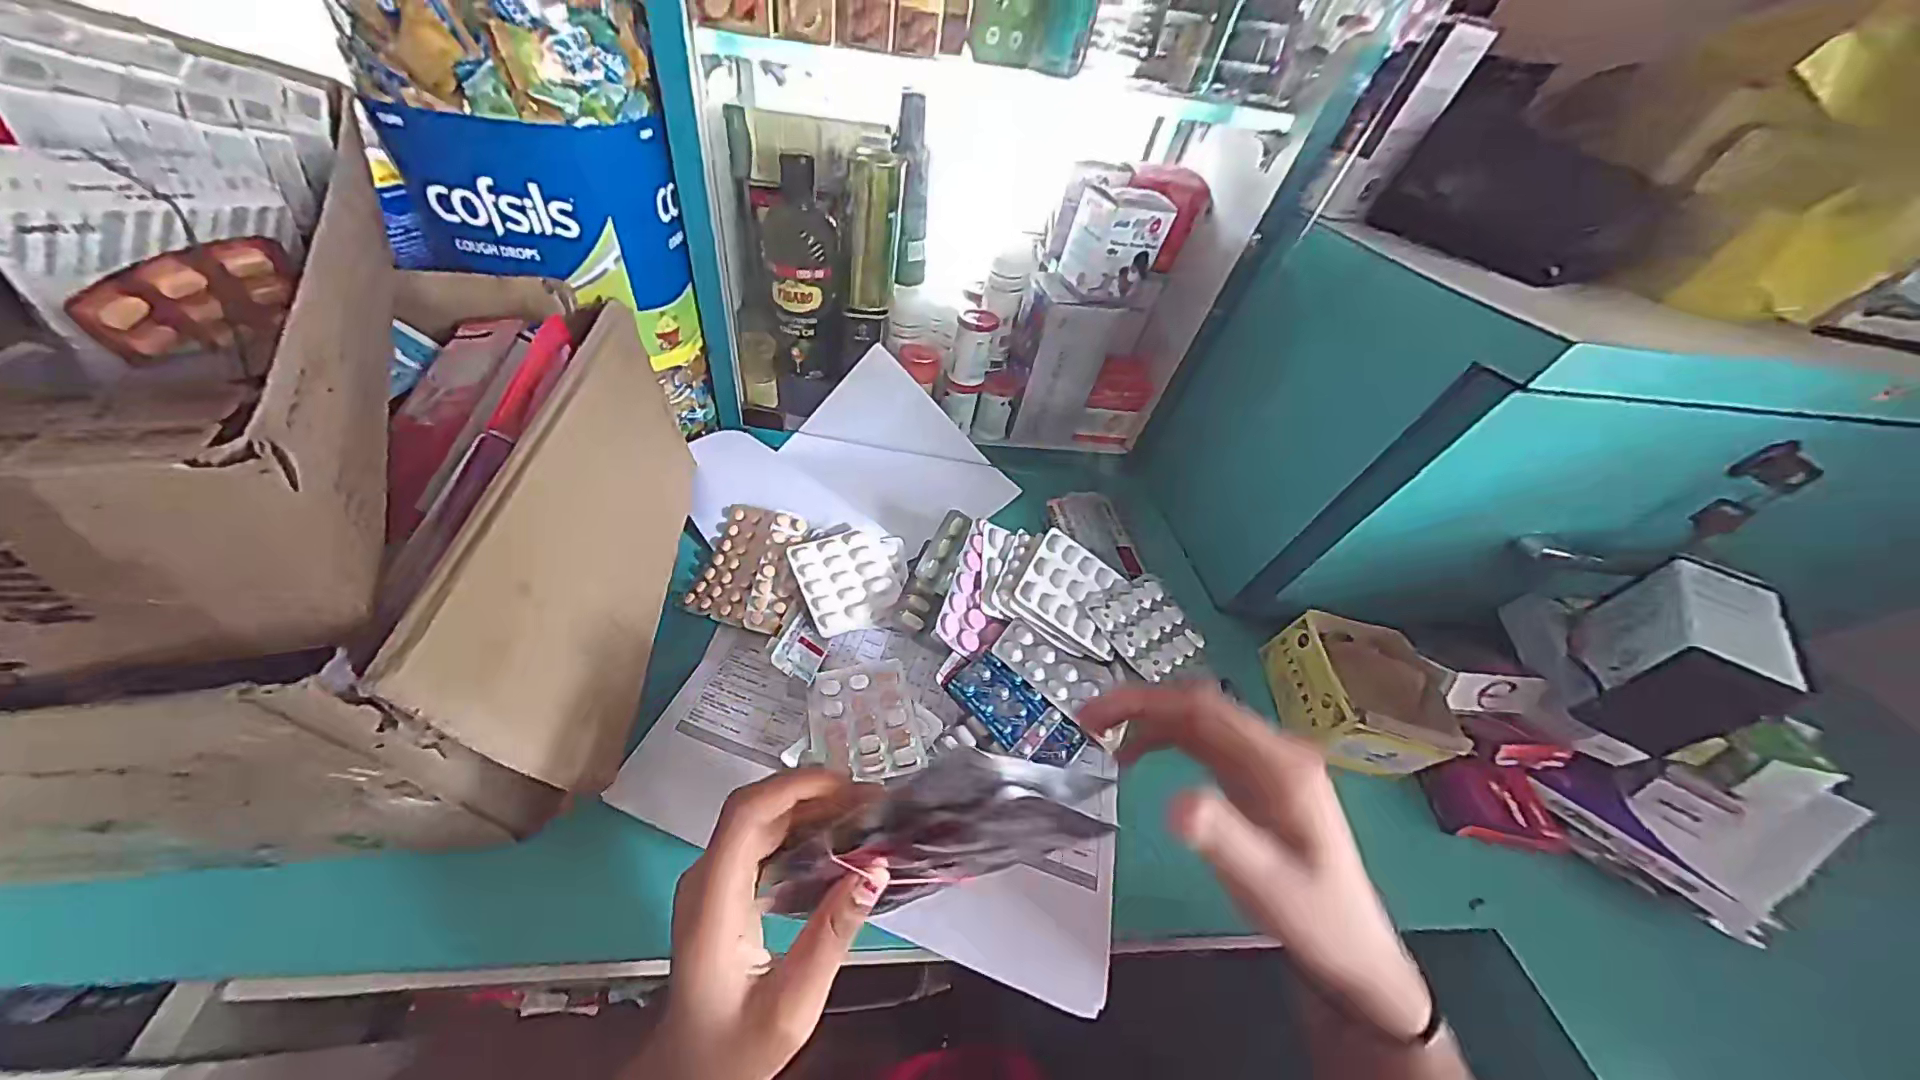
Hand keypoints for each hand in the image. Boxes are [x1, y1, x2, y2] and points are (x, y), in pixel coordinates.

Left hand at [638, 770, 889, 1079]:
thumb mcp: (793, 1005)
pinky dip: (800, 825)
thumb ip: (834, 933)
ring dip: (810, 805)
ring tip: (859, 811)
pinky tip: (833, 835)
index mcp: (712, 904)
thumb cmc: (732, 1049)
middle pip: (755, 807)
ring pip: (759, 816)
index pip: (746, 815)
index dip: (795, 787)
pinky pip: (762, 836)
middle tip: (866, 798)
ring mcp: (710, 879)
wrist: (687, 1071)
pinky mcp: (723, 884)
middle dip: (813, 791)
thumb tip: (875, 872)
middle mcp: (704, 879)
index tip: (844, 785)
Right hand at [1077, 683, 1432, 1041]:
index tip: (1099, 714)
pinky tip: (1139, 753)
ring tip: (1104, 736)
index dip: (1145, 701)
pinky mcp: (1252, 775)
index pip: (1202, 707)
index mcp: (1281, 763)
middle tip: (1090, 722)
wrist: (1352, 952)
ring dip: (1147, 719)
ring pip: (1195, 718)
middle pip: (1196, 704)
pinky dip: (1163, 736)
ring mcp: (1264, 761)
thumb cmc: (1316, 920)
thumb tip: (1175, 803)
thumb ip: (1224, 839)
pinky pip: (1199, 739)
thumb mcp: (1269, 887)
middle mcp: (1273, 750)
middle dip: (1138, 704)